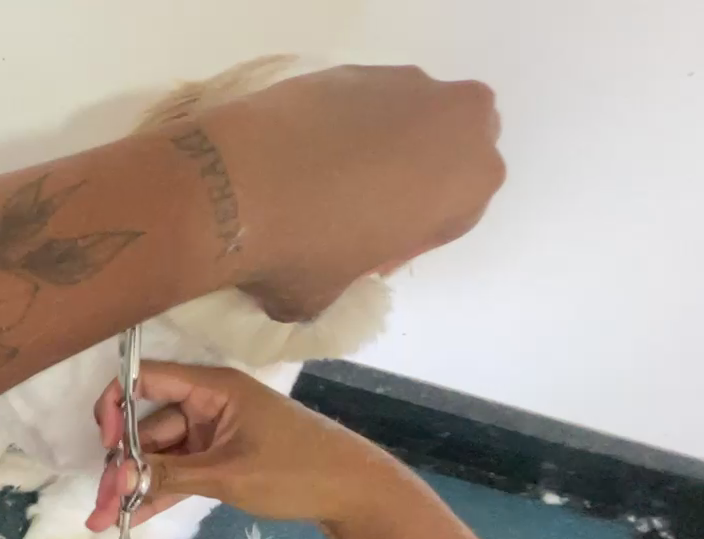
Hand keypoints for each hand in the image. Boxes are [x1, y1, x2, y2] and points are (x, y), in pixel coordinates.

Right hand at [85, 361, 410, 530]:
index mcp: (212, 389)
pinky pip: (172, 474)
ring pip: (154, 458)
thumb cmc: (298, 471)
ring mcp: (208, 435)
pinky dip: (153, 494)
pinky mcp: (213, 460)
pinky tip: (128, 519)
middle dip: (120, 468)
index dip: (116, 405)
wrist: (357, 497)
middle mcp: (205, 406)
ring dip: (130, 488)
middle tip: (100, 505)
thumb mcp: (227, 474)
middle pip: (145, 430)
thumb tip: (114, 481)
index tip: (106, 443)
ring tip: (104, 521)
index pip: (146, 380)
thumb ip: (166, 476)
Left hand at [201, 65, 504, 319]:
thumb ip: (331, 294)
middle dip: (396, 191)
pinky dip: (325, 134)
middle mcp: (458, 121)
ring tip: (307, 191)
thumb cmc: (294, 252)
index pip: (447, 221)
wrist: (234, 189)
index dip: (398, 246)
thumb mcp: (315, 298)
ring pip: (395, 129)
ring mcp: (405, 87)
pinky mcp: (350, 72)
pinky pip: (347, 110)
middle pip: (433, 164)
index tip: (356, 261)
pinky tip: (284, 163)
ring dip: (364, 157)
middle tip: (341, 222)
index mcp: (470, 183)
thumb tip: (306, 300)